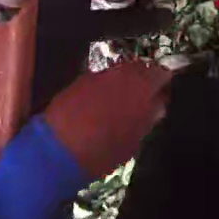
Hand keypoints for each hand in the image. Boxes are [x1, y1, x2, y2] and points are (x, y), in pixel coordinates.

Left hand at [40, 60, 172, 179]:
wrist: (53, 151)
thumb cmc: (102, 150)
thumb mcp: (134, 140)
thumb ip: (150, 117)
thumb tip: (158, 103)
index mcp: (142, 85)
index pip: (163, 72)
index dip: (165, 82)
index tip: (164, 94)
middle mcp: (123, 72)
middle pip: (142, 67)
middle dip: (145, 79)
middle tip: (144, 99)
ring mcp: (100, 74)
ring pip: (121, 72)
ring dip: (125, 83)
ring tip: (121, 103)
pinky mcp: (80, 80)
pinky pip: (101, 79)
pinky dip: (105, 88)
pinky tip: (100, 105)